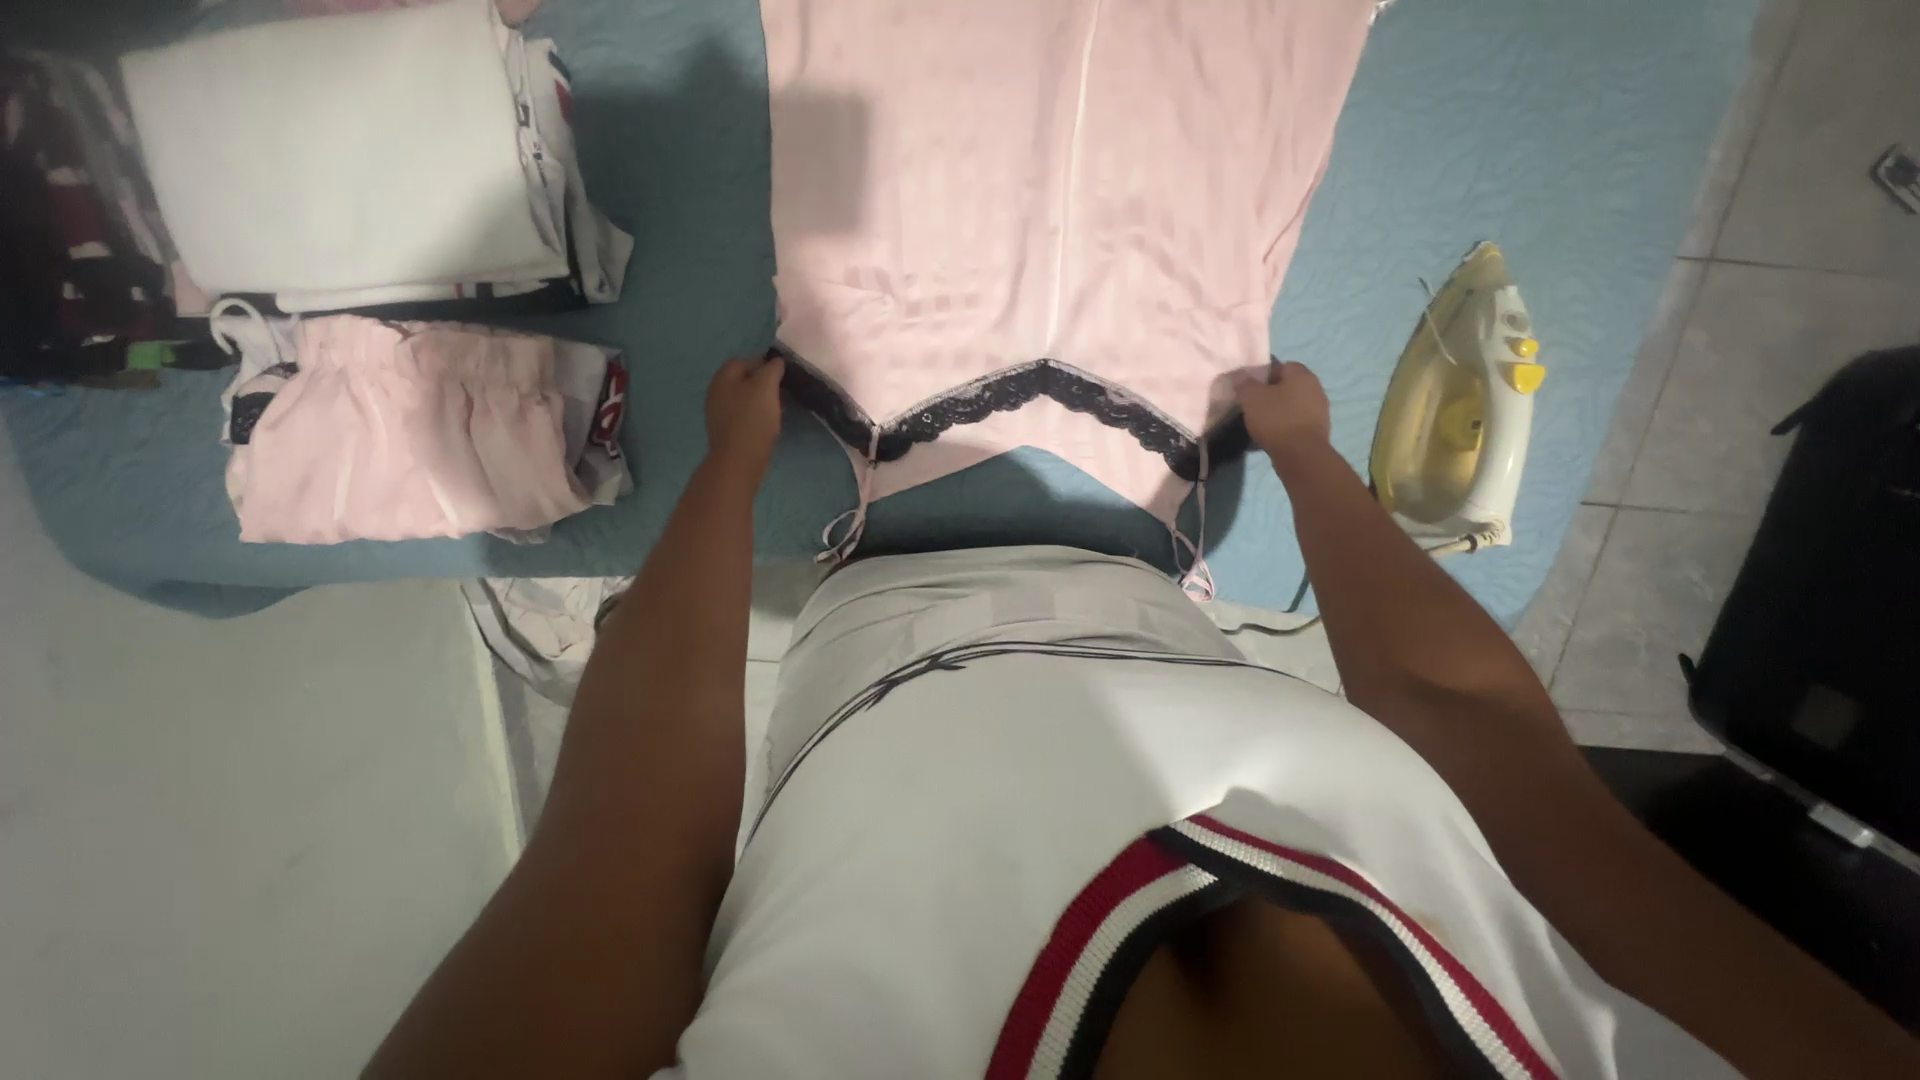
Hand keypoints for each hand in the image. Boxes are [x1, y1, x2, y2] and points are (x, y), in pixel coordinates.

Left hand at [704, 354, 784, 477]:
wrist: (738, 460)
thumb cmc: (752, 419)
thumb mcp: (766, 387)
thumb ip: (772, 369)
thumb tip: (777, 362)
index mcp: (723, 378)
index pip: (744, 360)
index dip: (764, 364)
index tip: (783, 375)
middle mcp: (717, 392)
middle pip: (743, 380)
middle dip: (764, 383)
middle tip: (783, 392)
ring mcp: (719, 412)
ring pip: (744, 398)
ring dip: (761, 400)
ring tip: (780, 408)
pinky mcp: (726, 430)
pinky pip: (743, 415)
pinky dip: (757, 415)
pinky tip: (769, 423)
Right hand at [1235, 361, 1329, 459]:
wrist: (1301, 454)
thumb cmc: (1276, 419)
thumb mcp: (1251, 398)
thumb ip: (1244, 383)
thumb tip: (1240, 374)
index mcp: (1302, 375)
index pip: (1282, 366)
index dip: (1264, 376)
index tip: (1251, 390)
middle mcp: (1316, 388)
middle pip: (1289, 386)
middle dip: (1271, 394)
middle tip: (1254, 407)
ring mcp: (1320, 410)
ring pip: (1293, 405)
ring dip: (1279, 411)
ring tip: (1262, 424)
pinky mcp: (1319, 430)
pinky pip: (1297, 422)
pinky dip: (1286, 426)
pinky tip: (1273, 436)